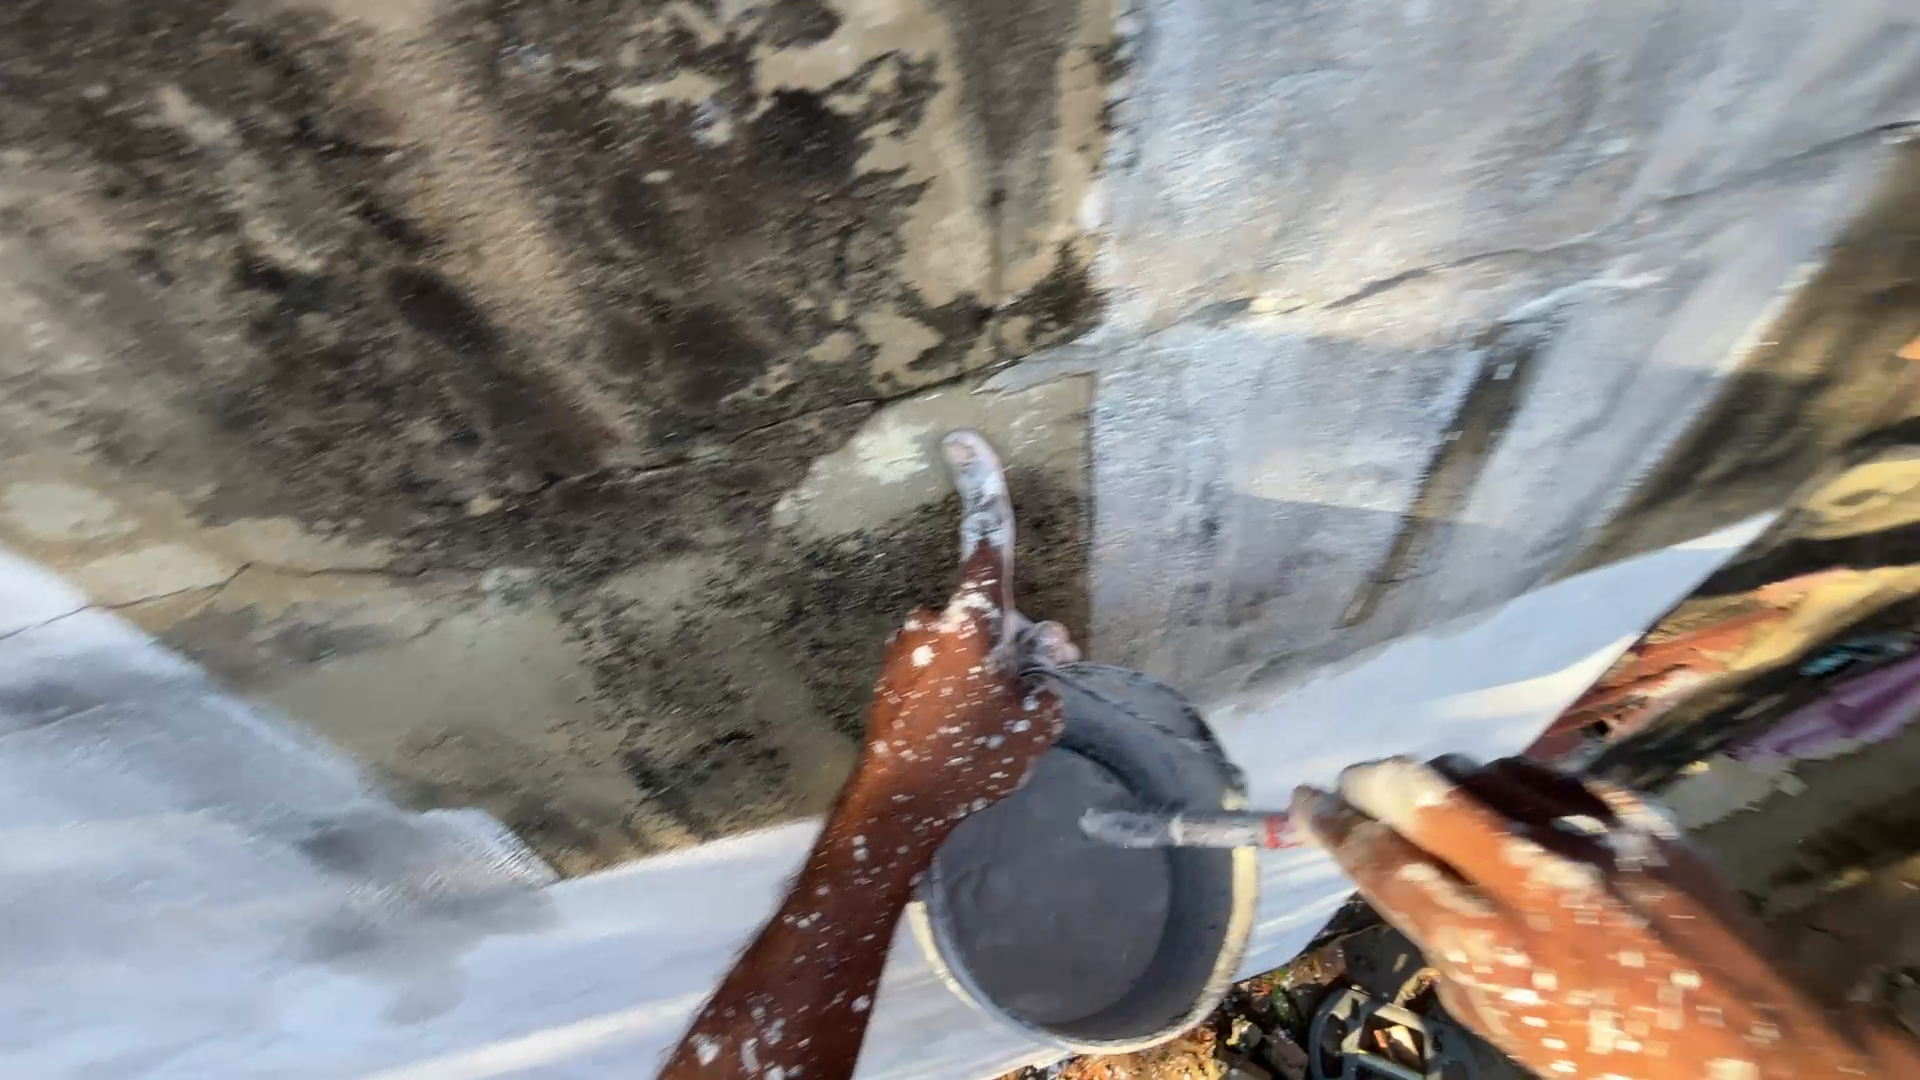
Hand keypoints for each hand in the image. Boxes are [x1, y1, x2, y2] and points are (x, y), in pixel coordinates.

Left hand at [850, 431, 1077, 836]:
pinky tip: (955, 724)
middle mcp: (929, 622)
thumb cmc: (972, 760)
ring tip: (983, 719)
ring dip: (977, 664)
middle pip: (982, 612)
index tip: (961, 443)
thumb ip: (1045, 673)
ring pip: (957, 640)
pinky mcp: (888, 673)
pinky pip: (933, 662)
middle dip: (1006, 639)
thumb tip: (1045, 645)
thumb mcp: (1034, 721)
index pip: (987, 548)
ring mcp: (902, 648)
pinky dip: (950, 680)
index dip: (983, 492)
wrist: (896, 806)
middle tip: (1020, 689)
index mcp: (970, 623)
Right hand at [1292, 756, 1919, 1079]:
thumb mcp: (1512, 1031)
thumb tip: (1405, 886)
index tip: (1304, 798)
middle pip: (1420, 795)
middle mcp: (1533, 885)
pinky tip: (1511, 796)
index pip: (1381, 861)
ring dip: (1441, 778)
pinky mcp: (1646, 827)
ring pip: (1479, 771)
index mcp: (1493, 949)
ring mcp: (1594, 847)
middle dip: (1371, 780)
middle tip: (1358, 783)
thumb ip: (1447, 952)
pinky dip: (1514, 780)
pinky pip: (1553, 773)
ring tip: (1440, 796)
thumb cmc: (1624, 1065)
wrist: (1789, 1072)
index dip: (1331, 823)